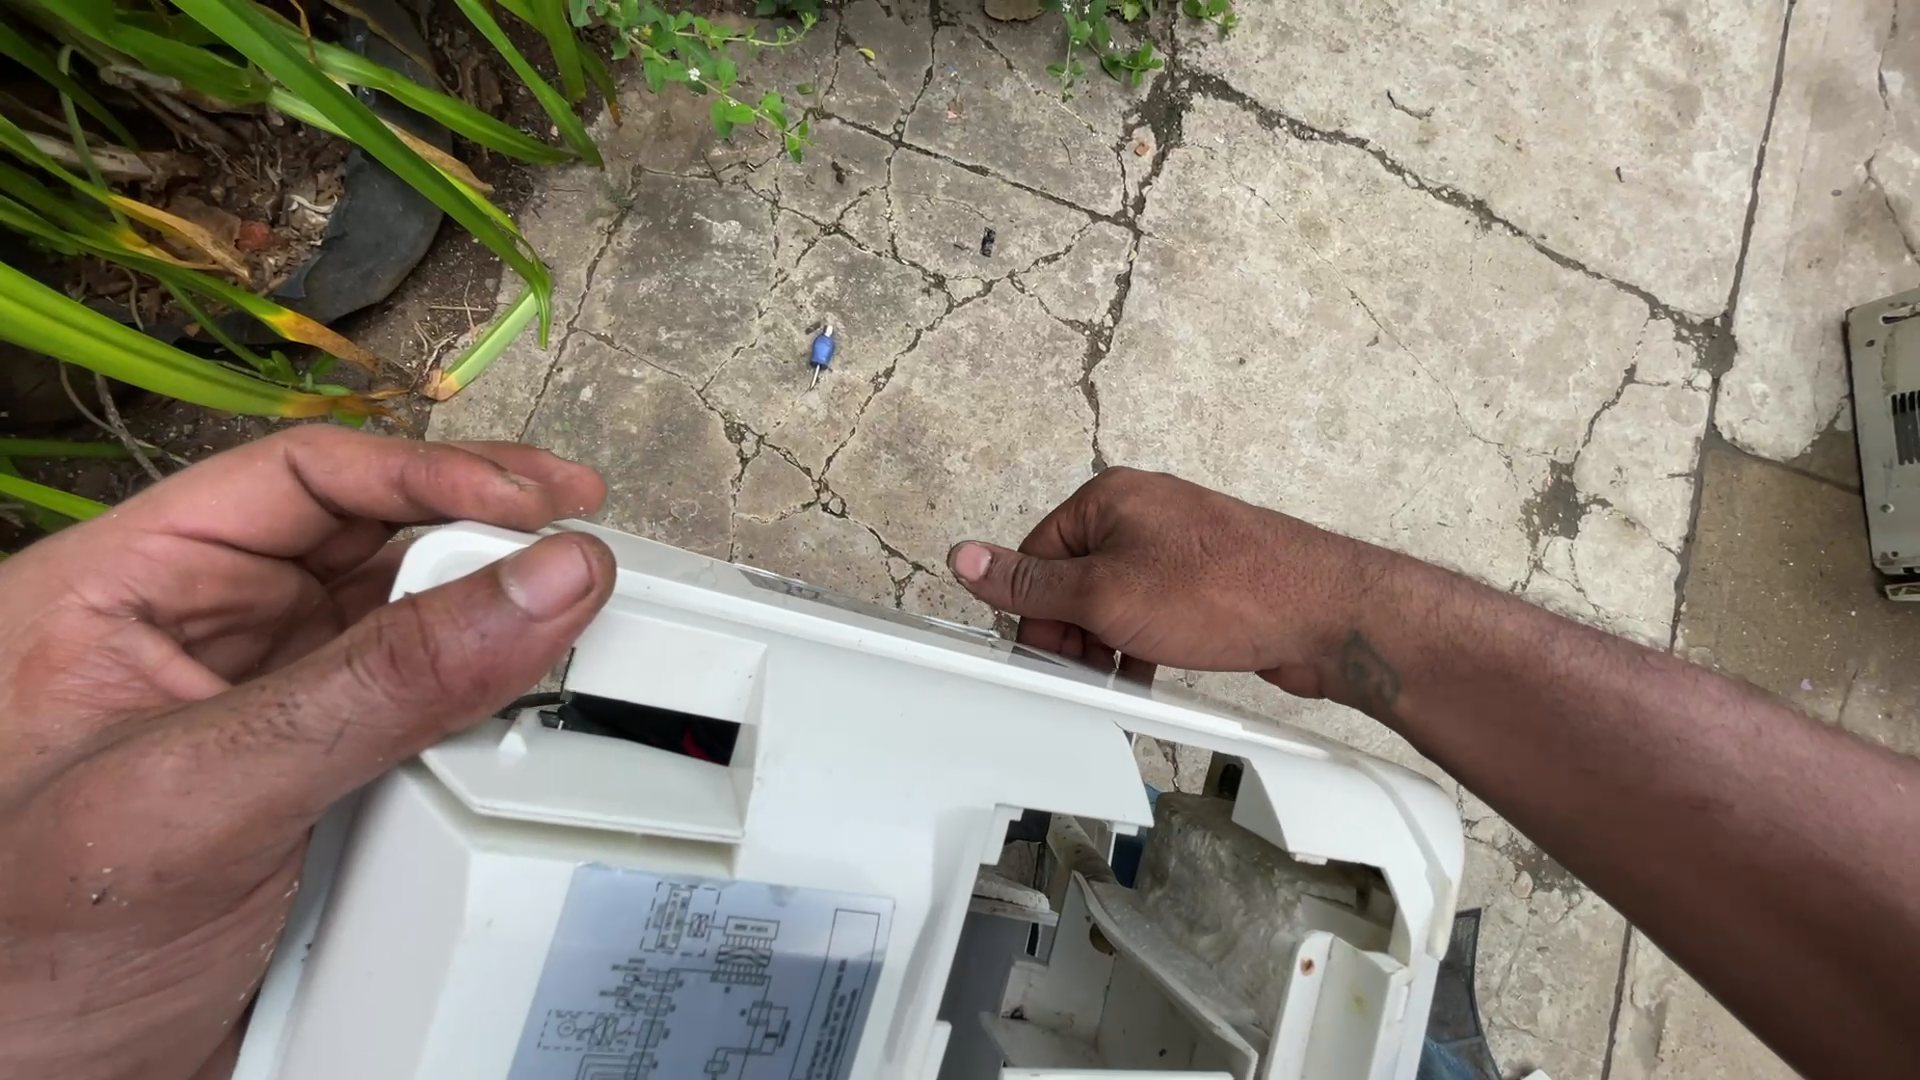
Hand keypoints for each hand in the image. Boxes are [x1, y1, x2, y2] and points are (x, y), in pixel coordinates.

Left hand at [0, 428, 617, 1079]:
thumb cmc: (12, 976)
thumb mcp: (199, 803)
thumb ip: (383, 686)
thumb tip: (551, 583)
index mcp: (134, 592)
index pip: (310, 477)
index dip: (433, 471)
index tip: (540, 504)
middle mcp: (232, 630)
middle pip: (392, 533)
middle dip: (494, 534)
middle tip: (579, 554)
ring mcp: (305, 698)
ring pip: (437, 611)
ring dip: (513, 608)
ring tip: (581, 614)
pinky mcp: (364, 757)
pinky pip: (458, 691)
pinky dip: (516, 683)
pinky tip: (547, 687)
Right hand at [946, 467, 1384, 694]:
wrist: (1325, 614)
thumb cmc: (1221, 591)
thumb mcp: (1104, 594)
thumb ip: (1029, 583)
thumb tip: (963, 557)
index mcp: (1108, 500)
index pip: (1037, 555)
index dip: (1033, 611)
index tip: (1044, 655)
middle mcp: (1140, 514)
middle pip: (1072, 578)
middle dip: (1072, 630)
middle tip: (1086, 669)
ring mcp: (1174, 546)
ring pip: (1111, 599)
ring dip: (1104, 642)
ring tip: (1117, 677)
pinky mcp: (1201, 578)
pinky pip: (1147, 609)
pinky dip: (1137, 642)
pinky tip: (1144, 673)